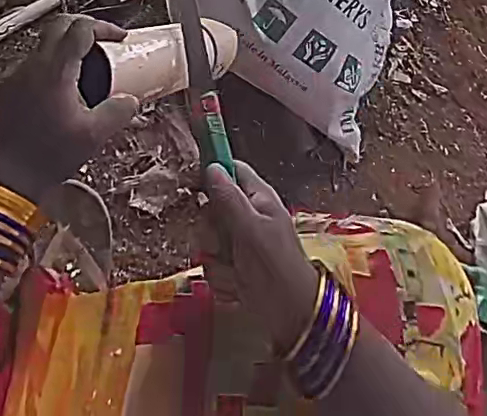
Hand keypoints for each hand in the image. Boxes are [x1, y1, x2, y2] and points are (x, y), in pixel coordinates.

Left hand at [0, 15, 136, 203]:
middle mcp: (32, 67)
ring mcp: (15, 78)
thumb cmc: (48, 158)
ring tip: (86, 69)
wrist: (6, 183)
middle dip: (85, 26)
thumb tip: (131, 100)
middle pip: (60, 25)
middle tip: (103, 41)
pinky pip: (32, 65)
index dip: (104, 26)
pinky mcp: (6, 91)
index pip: (80, 28)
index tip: (119, 38)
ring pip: (44, 45)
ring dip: (67, 47)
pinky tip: (62, 91)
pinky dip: (52, 66)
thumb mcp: (93, 136)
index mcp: (55, 71)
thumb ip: (118, 112)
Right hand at [202, 161, 321, 350]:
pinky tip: (236, 287)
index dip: (212, 171)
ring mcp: (238, 243)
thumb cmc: (276, 267)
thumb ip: (229, 199)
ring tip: (235, 271)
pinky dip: (221, 278)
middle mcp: (246, 216)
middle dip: (211, 231)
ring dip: (217, 260)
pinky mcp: (231, 267)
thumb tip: (211, 166)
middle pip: (210, 208)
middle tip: (224, 244)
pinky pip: (211, 266)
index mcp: (257, 197)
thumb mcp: (251, 230)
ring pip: (207, 240)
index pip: (231, 169)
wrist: (292, 319)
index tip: (194, 185)